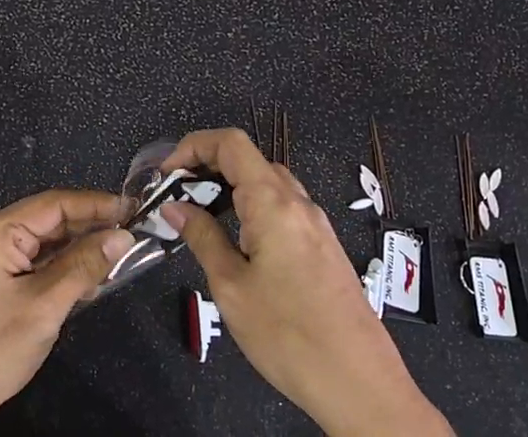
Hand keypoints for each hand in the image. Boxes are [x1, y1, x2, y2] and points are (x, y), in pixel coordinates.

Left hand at [0, 189, 135, 436]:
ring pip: (43, 241)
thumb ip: (83, 267)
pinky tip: (89, 276)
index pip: (55, 203)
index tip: (135, 209)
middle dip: (91, 226)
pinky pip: (33, 260)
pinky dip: (61, 266)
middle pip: (49, 219)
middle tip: (135, 235)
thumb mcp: (44, 307)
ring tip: (120, 255)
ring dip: (78, 248)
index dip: (97, 204)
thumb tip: (122, 236)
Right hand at [160, 129, 451, 436]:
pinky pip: (283, 209)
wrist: (360, 384)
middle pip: (249, 159)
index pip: (231, 143)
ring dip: (230, 188)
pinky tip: (237, 242)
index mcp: (273, 203)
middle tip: (177, 197)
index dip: (193, 146)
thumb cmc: (288, 335)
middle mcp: (299, 203)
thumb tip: (175, 207)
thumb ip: (202, 238)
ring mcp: (316, 225)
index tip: (167, 175)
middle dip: (208, 167)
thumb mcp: (231, 287)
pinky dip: (252, 208)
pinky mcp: (324, 248)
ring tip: (200, 218)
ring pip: (268, 184)